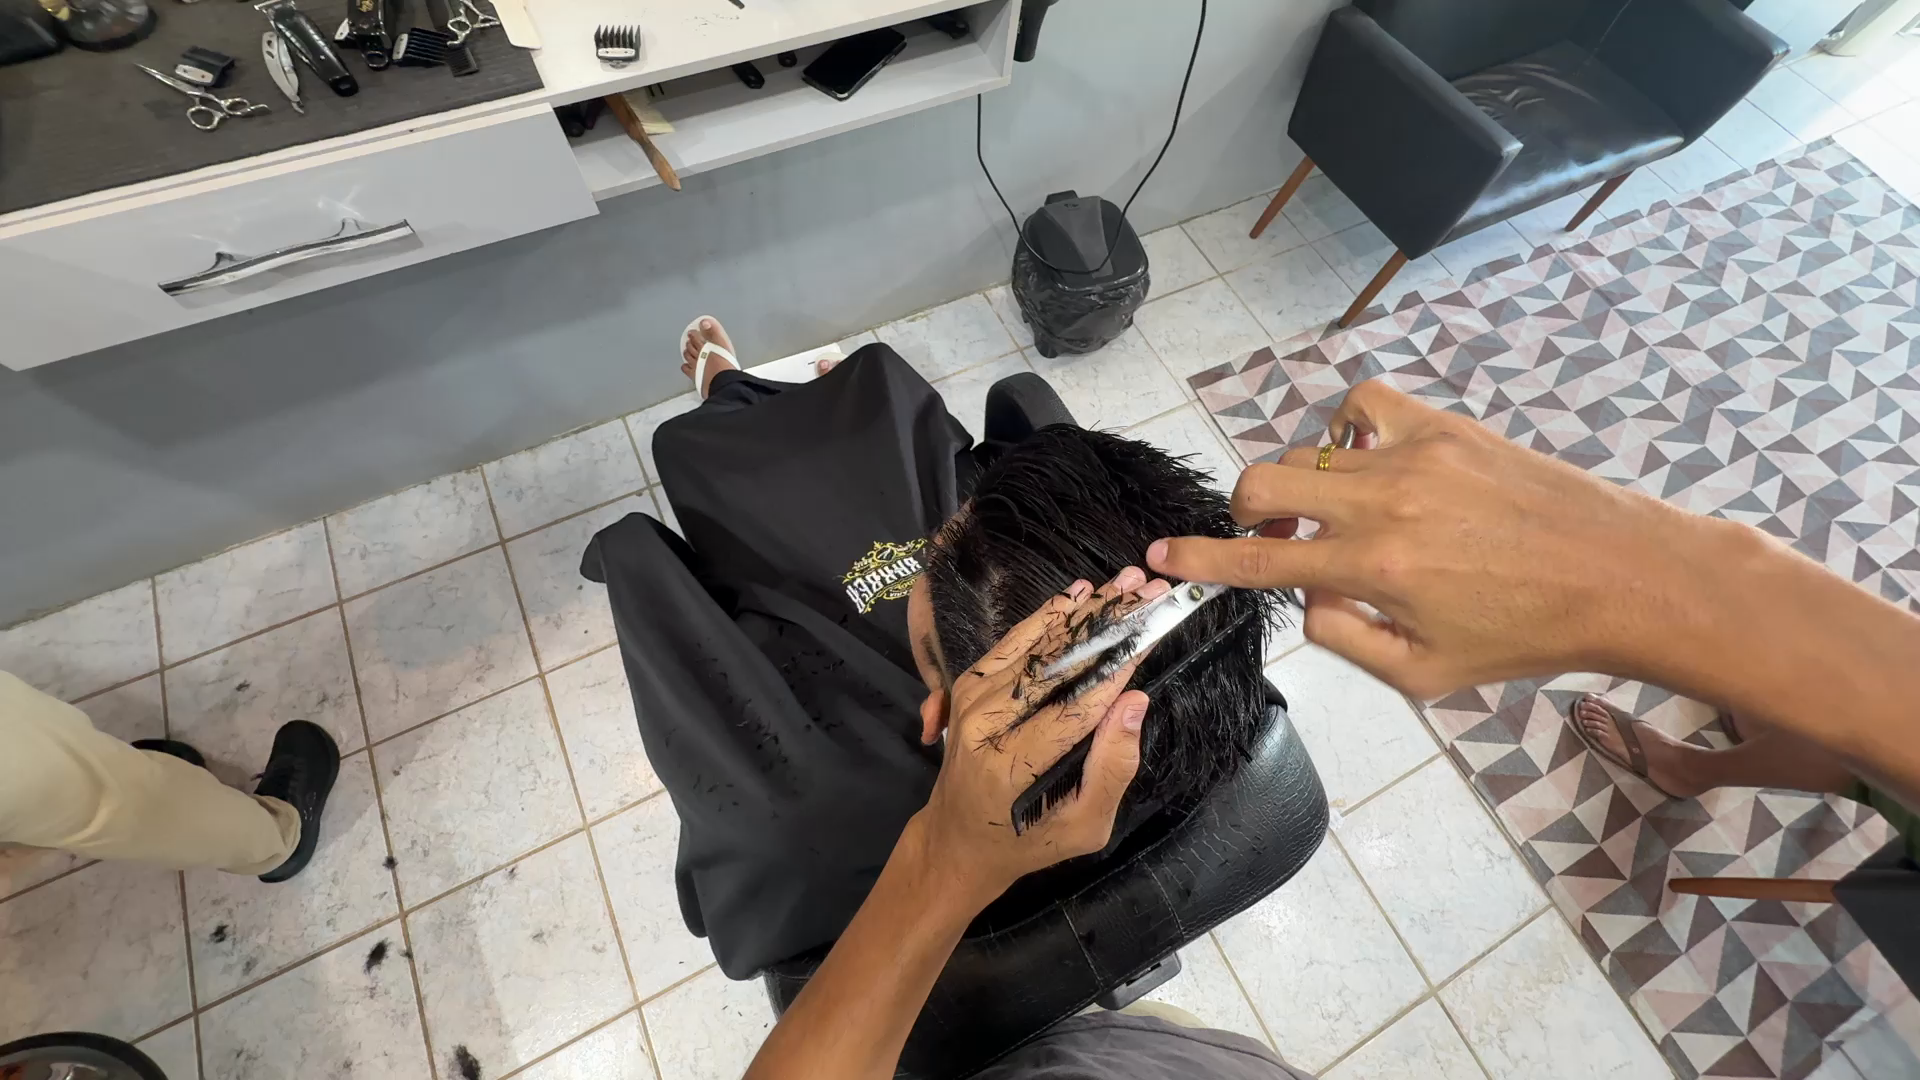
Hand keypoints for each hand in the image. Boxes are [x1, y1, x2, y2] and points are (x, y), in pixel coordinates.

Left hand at [911, 567, 1163, 905]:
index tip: (1155, 627)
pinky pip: (1015, 641)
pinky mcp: (969, 683)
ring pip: (1037, 642)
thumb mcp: (1083, 828)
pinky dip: (1049, 614)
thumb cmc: (1025, 841)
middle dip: (1108, 621)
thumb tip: (1135, 702)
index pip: (1076, 703)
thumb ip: (1111, 769)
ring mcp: (971, 696)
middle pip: (1057, 661)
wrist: (956, 836)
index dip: (1118, 663)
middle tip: (1150, 588)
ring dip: (1085, 609)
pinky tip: (1080, 592)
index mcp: (1011, 762)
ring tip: (1127, 580)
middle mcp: (984, 720)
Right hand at [1147, 380, 1738, 696]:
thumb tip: (1304, 591)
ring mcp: (1411, 455)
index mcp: (1373, 569)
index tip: (1162, 552)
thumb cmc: (1524, 636)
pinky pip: (1362, 405)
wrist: (1629, 577)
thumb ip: (1340, 636)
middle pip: (1262, 482)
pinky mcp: (1444, 427)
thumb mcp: (1421, 674)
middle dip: (1244, 510)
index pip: (1258, 558)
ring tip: (1333, 505)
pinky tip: (1365, 459)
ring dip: (1298, 482)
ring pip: (1305, 449)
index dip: (1199, 557)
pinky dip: (1343, 430)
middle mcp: (1382, 504)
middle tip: (1272, 532)